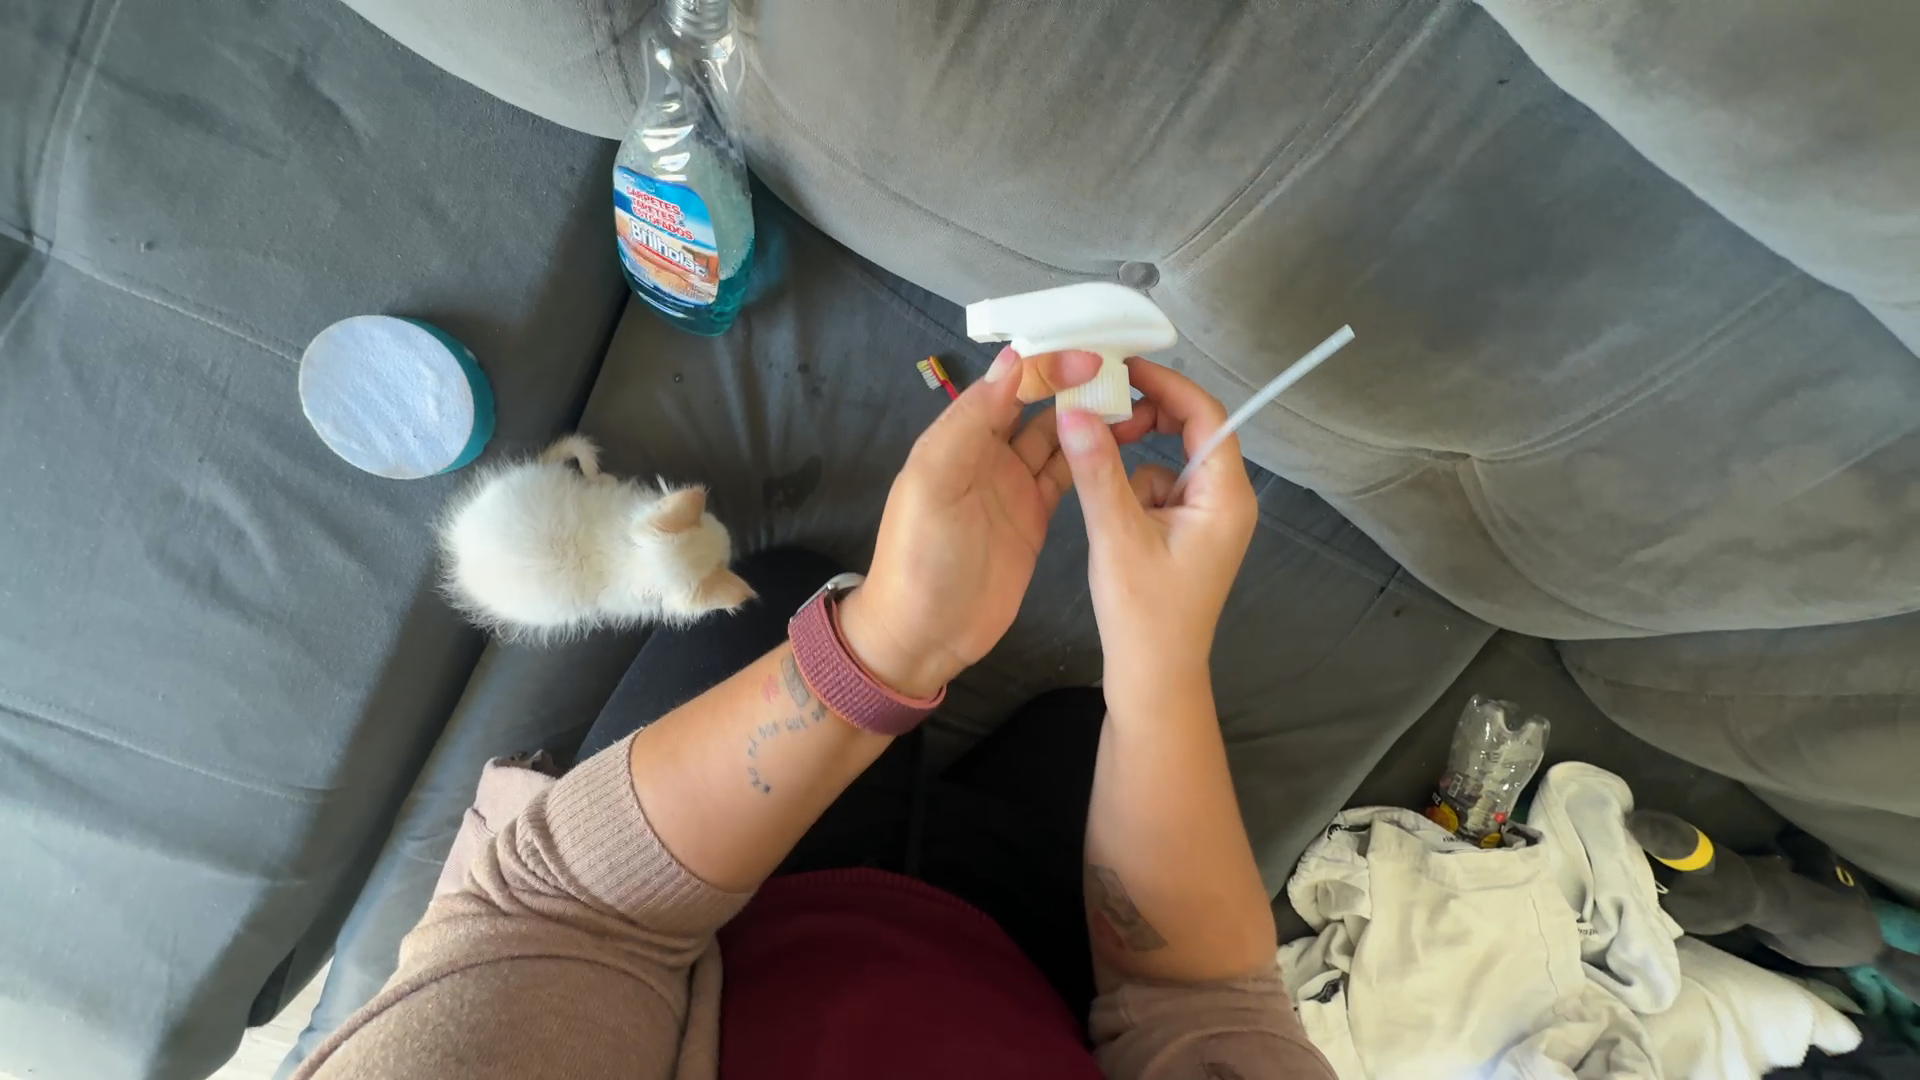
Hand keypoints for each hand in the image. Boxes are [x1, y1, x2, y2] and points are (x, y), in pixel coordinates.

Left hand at [841, 348, 1104, 697]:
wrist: (925, 633)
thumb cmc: (921, 556)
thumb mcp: (935, 482)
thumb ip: (971, 421)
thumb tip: (1013, 361)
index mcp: (958, 438)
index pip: (1006, 385)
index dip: (1045, 365)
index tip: (1091, 355)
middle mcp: (986, 454)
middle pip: (1035, 405)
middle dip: (1073, 384)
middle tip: (1122, 372)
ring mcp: (1013, 486)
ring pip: (1056, 438)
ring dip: (1087, 418)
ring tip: (1132, 401)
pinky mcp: (1035, 516)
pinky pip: (1065, 475)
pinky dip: (1090, 457)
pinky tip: (1119, 441)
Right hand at [1055, 358, 1257, 693]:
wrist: (1152, 677)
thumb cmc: (1144, 612)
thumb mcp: (1116, 535)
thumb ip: (1097, 469)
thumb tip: (1073, 408)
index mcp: (1225, 496)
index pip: (1207, 415)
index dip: (1168, 385)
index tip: (1123, 369)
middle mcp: (1226, 501)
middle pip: (1192, 433)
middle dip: (1147, 421)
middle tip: (1101, 418)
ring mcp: (1207, 519)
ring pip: (1169, 463)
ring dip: (1133, 464)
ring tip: (1101, 487)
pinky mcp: (1187, 535)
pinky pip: (1159, 491)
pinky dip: (1132, 493)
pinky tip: (1113, 524)